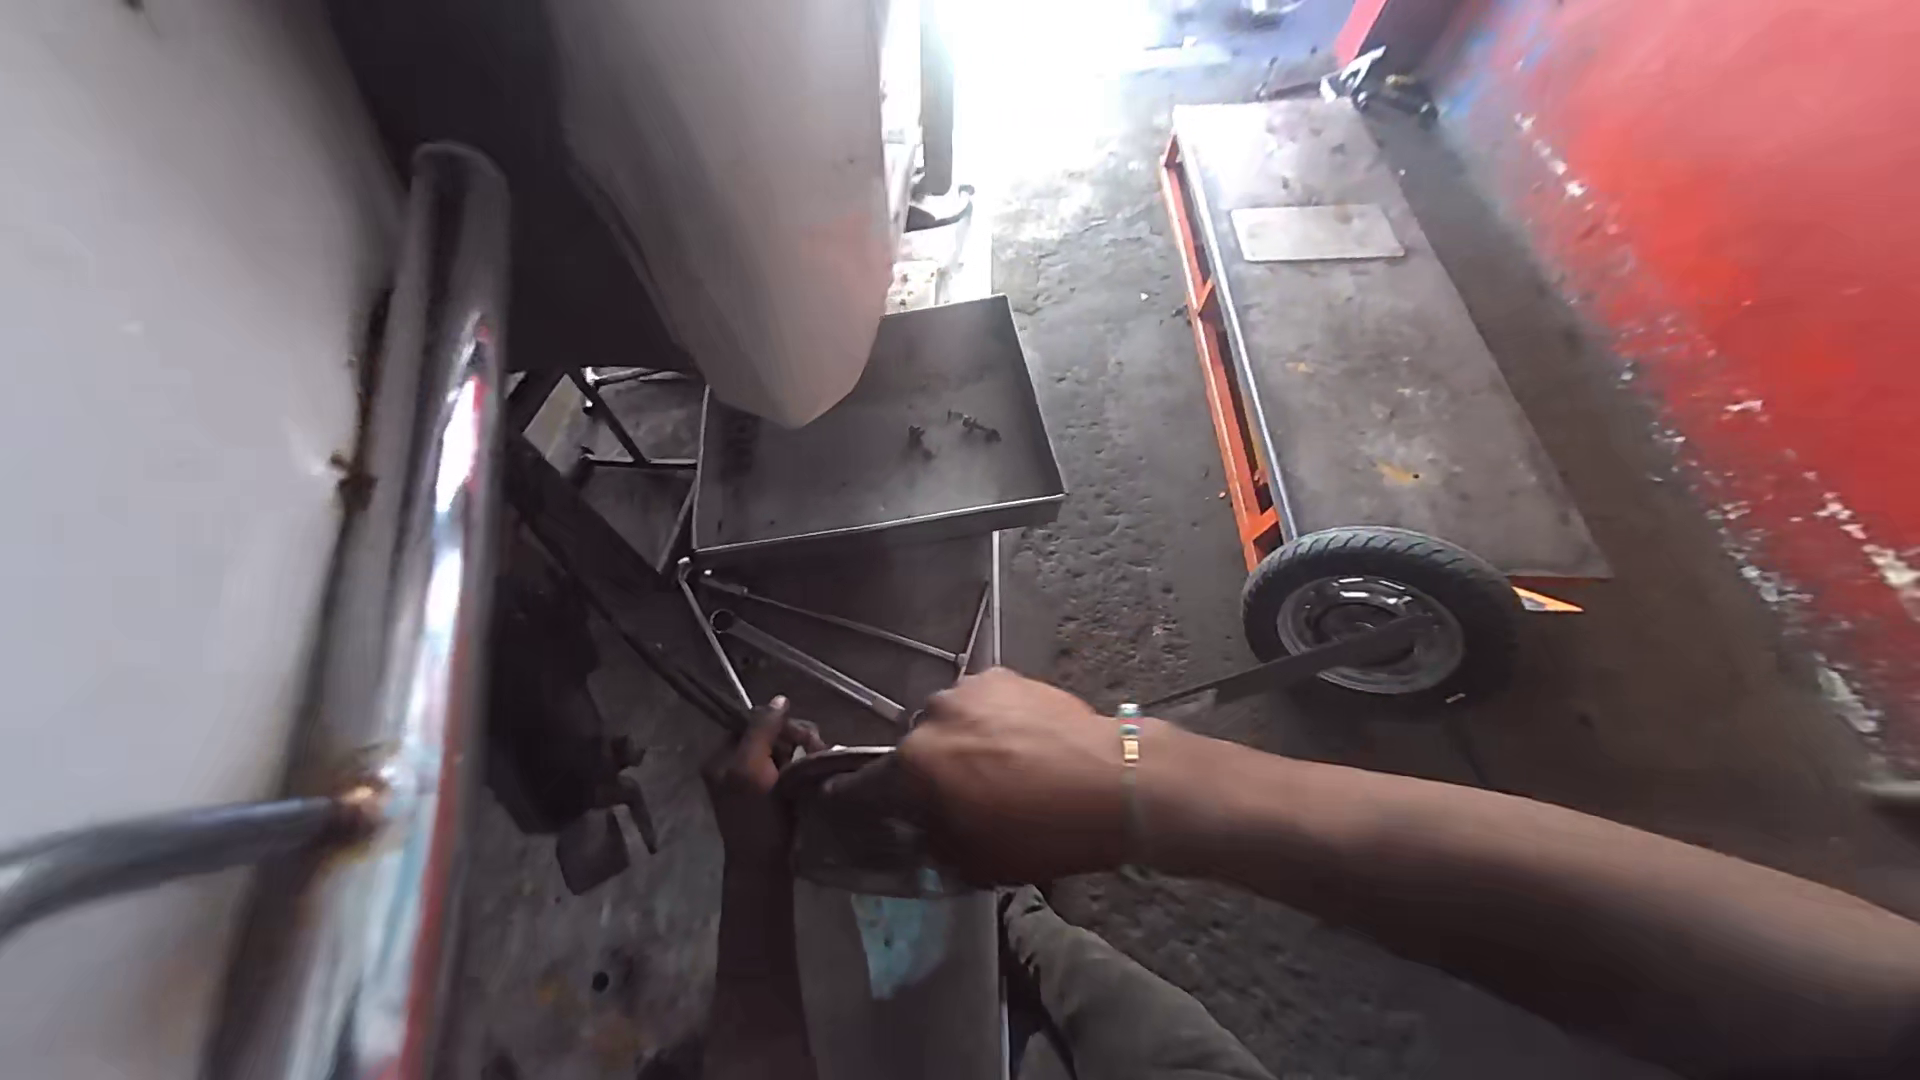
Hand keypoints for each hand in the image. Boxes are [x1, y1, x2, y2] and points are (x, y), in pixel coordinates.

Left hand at [703, 696, 822, 867]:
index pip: (753, 720)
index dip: (778, 724)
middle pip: (772, 731)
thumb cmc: (756, 819)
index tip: (799, 737)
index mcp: (721, 756)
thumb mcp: (750, 770)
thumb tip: (779, 699)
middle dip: (796, 737)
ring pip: (787, 745)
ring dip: (806, 748)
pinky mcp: (776, 788)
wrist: (768, 866)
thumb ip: (761, 730)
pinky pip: (794, 761)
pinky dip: (807, 761)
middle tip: (813, 749)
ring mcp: (757, 776)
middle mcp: (736, 763)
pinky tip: (817, 768)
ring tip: (818, 758)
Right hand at [892, 667, 1133, 882]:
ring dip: (963, 736)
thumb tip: (924, 826)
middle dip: (933, 767)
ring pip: (952, 718)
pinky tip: (1021, 736)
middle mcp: (933, 713)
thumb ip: (934, 840)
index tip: (864, 801)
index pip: (872, 782)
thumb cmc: (1040, 830)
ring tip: (1001, 758)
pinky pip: (983, 700)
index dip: (868, 797)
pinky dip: (992, 716)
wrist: (1108, 779)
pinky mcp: (1003, 674)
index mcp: (916, 761)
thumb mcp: (976, 860)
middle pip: (919, 745)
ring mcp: (969, 688)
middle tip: (965, 789)